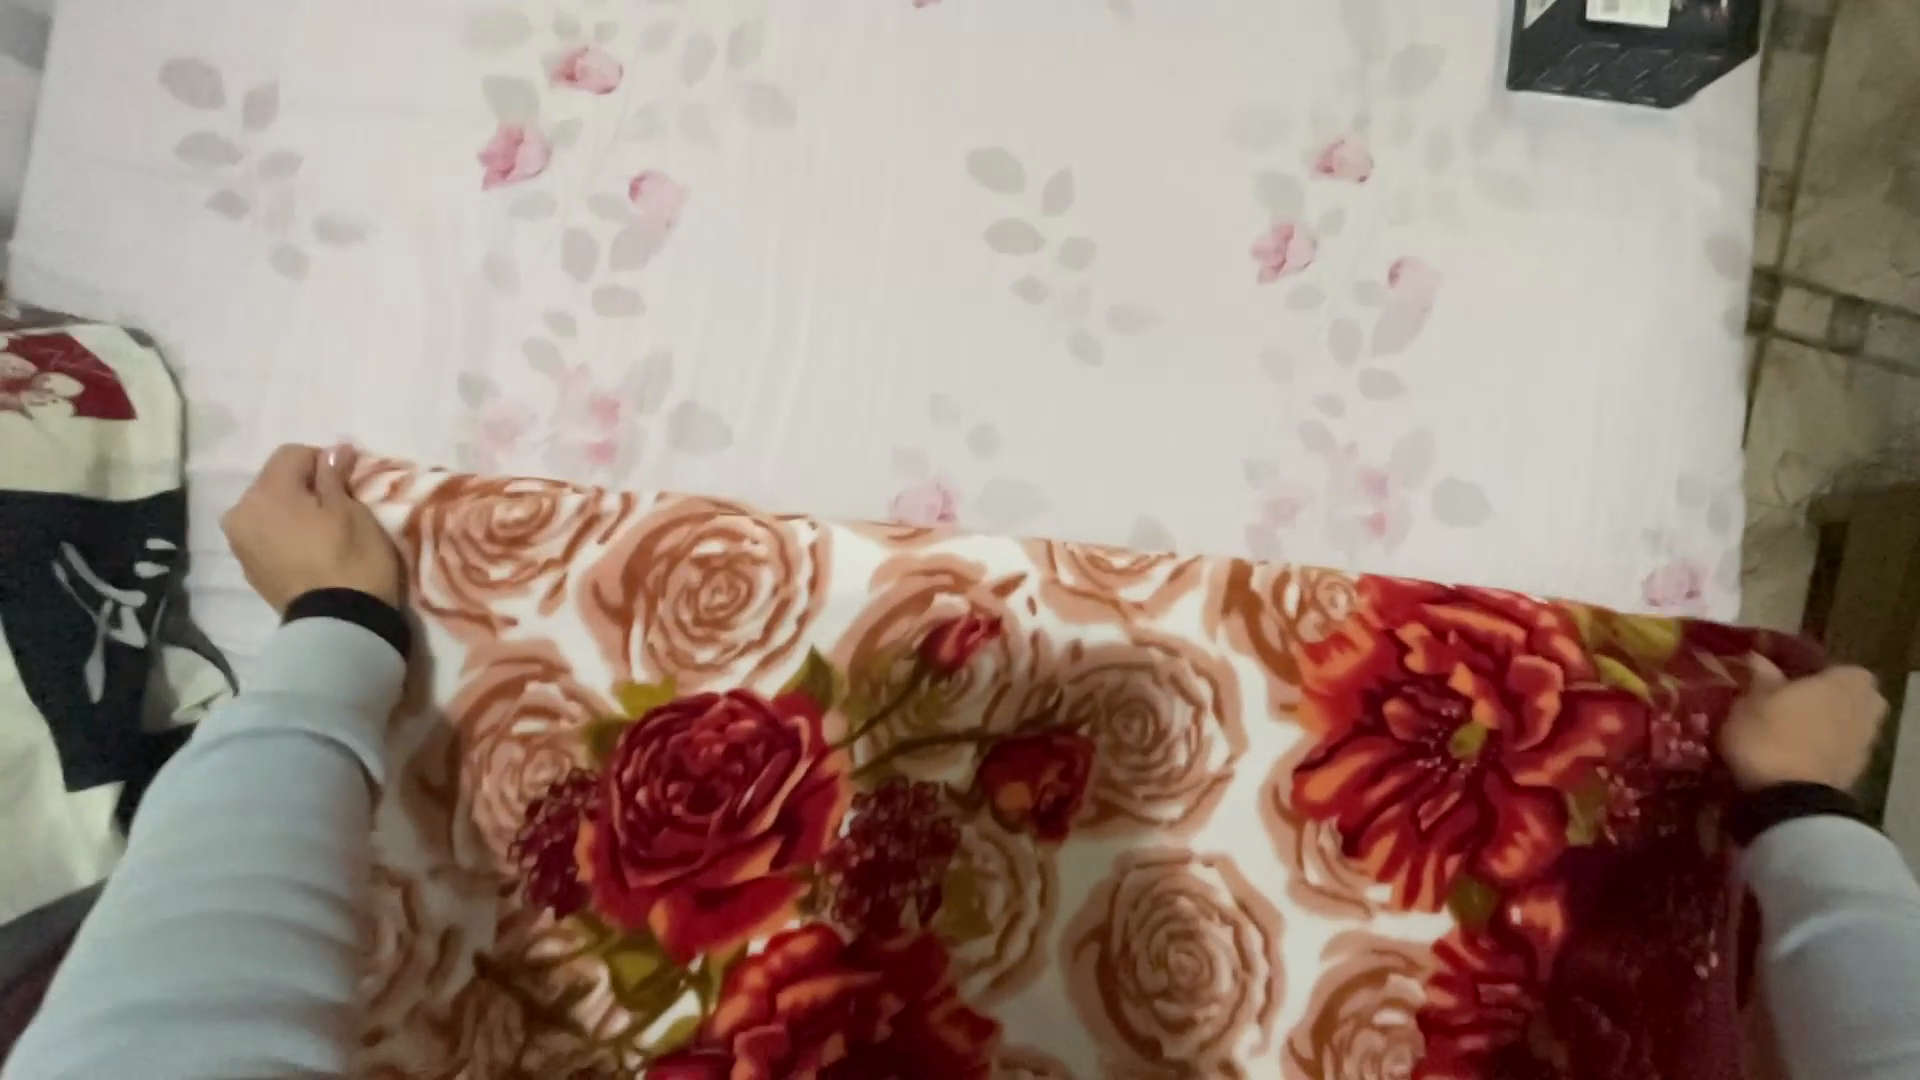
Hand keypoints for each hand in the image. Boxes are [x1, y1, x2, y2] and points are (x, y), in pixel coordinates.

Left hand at [221, 444, 402, 611]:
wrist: (339, 619)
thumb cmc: (352, 557)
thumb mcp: (353, 511)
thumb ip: (334, 477)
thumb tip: (334, 450)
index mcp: (267, 492)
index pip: (292, 454)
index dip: (324, 460)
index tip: (350, 481)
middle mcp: (240, 510)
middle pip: (274, 482)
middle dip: (305, 487)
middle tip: (340, 507)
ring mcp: (239, 540)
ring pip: (268, 509)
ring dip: (293, 511)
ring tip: (324, 531)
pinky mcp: (246, 565)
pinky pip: (266, 535)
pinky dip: (287, 534)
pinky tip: (312, 551)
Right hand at [1720, 656, 1887, 791]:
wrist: (1790, 791)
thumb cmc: (1766, 733)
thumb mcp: (1749, 700)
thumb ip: (1761, 677)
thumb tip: (1758, 657)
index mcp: (1841, 686)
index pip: (1849, 670)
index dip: (1825, 673)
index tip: (1796, 679)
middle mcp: (1864, 709)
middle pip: (1859, 697)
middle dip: (1835, 697)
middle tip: (1798, 700)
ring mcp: (1866, 740)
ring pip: (1853, 721)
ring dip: (1831, 721)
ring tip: (1795, 726)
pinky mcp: (1858, 765)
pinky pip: (1845, 744)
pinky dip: (1829, 743)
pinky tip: (1799, 748)